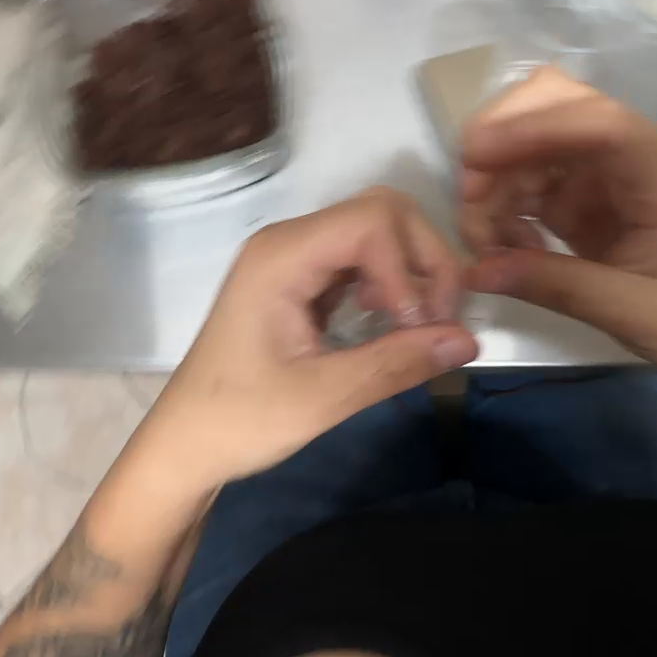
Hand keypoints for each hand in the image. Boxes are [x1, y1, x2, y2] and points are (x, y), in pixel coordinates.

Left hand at [132, 187, 478, 493]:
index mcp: (282, 256)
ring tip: (421, 324)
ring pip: (375, 232)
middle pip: (380, 213)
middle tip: (439, 320)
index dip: (411, 267)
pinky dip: (390, 282)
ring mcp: (293, 257)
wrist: (187, 443)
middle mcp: (288, 241)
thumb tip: (470, 340)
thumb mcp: (323, 398)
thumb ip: (397, 363)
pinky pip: (360, 260)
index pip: (372, 220)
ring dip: (411, 269)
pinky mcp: (301, 280)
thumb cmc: (242, 420)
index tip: (419, 328)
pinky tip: (393, 321)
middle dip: (423, 258)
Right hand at [459, 68, 656, 386]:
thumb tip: (478, 270)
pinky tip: (501, 245)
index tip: (475, 154)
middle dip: (503, 139)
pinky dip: (504, 205)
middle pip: (557, 107)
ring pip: (533, 143)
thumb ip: (556, 286)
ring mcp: (602, 173)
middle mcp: (630, 157)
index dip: (532, 127)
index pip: (597, 122)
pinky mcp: (581, 196)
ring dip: (496, 180)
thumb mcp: (632, 312)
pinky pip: (529, 181)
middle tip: (468, 195)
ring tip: (482, 240)